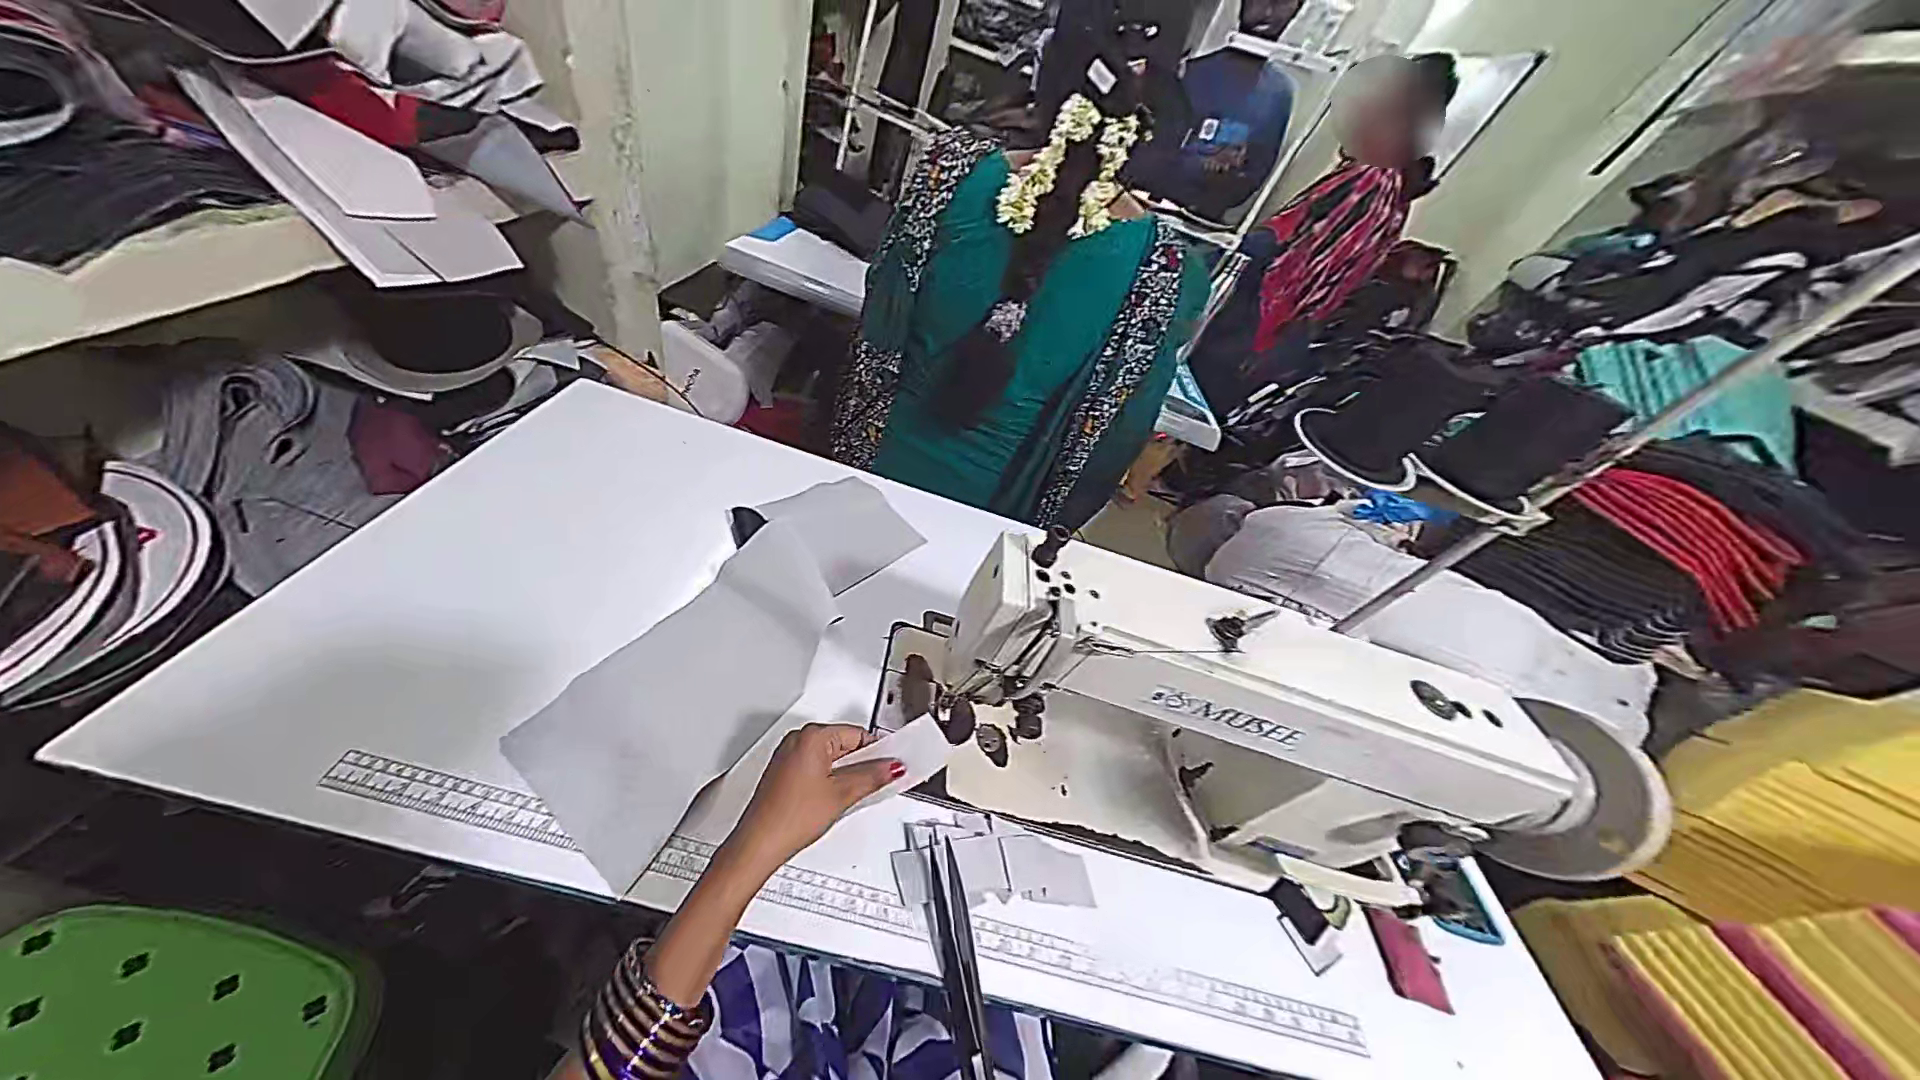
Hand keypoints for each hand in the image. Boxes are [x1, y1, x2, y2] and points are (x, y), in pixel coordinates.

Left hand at [724, 724, 901, 873]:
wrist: (757, 845)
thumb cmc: (787, 819)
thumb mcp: (842, 795)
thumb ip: (872, 776)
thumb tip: (891, 766)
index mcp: (811, 736)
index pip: (858, 734)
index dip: (877, 753)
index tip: (890, 764)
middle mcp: (796, 740)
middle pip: (844, 744)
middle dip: (860, 764)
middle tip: (871, 783)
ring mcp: (788, 756)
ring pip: (830, 757)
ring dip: (844, 773)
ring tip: (847, 796)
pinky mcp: (783, 772)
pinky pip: (816, 766)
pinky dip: (828, 779)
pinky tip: (832, 799)